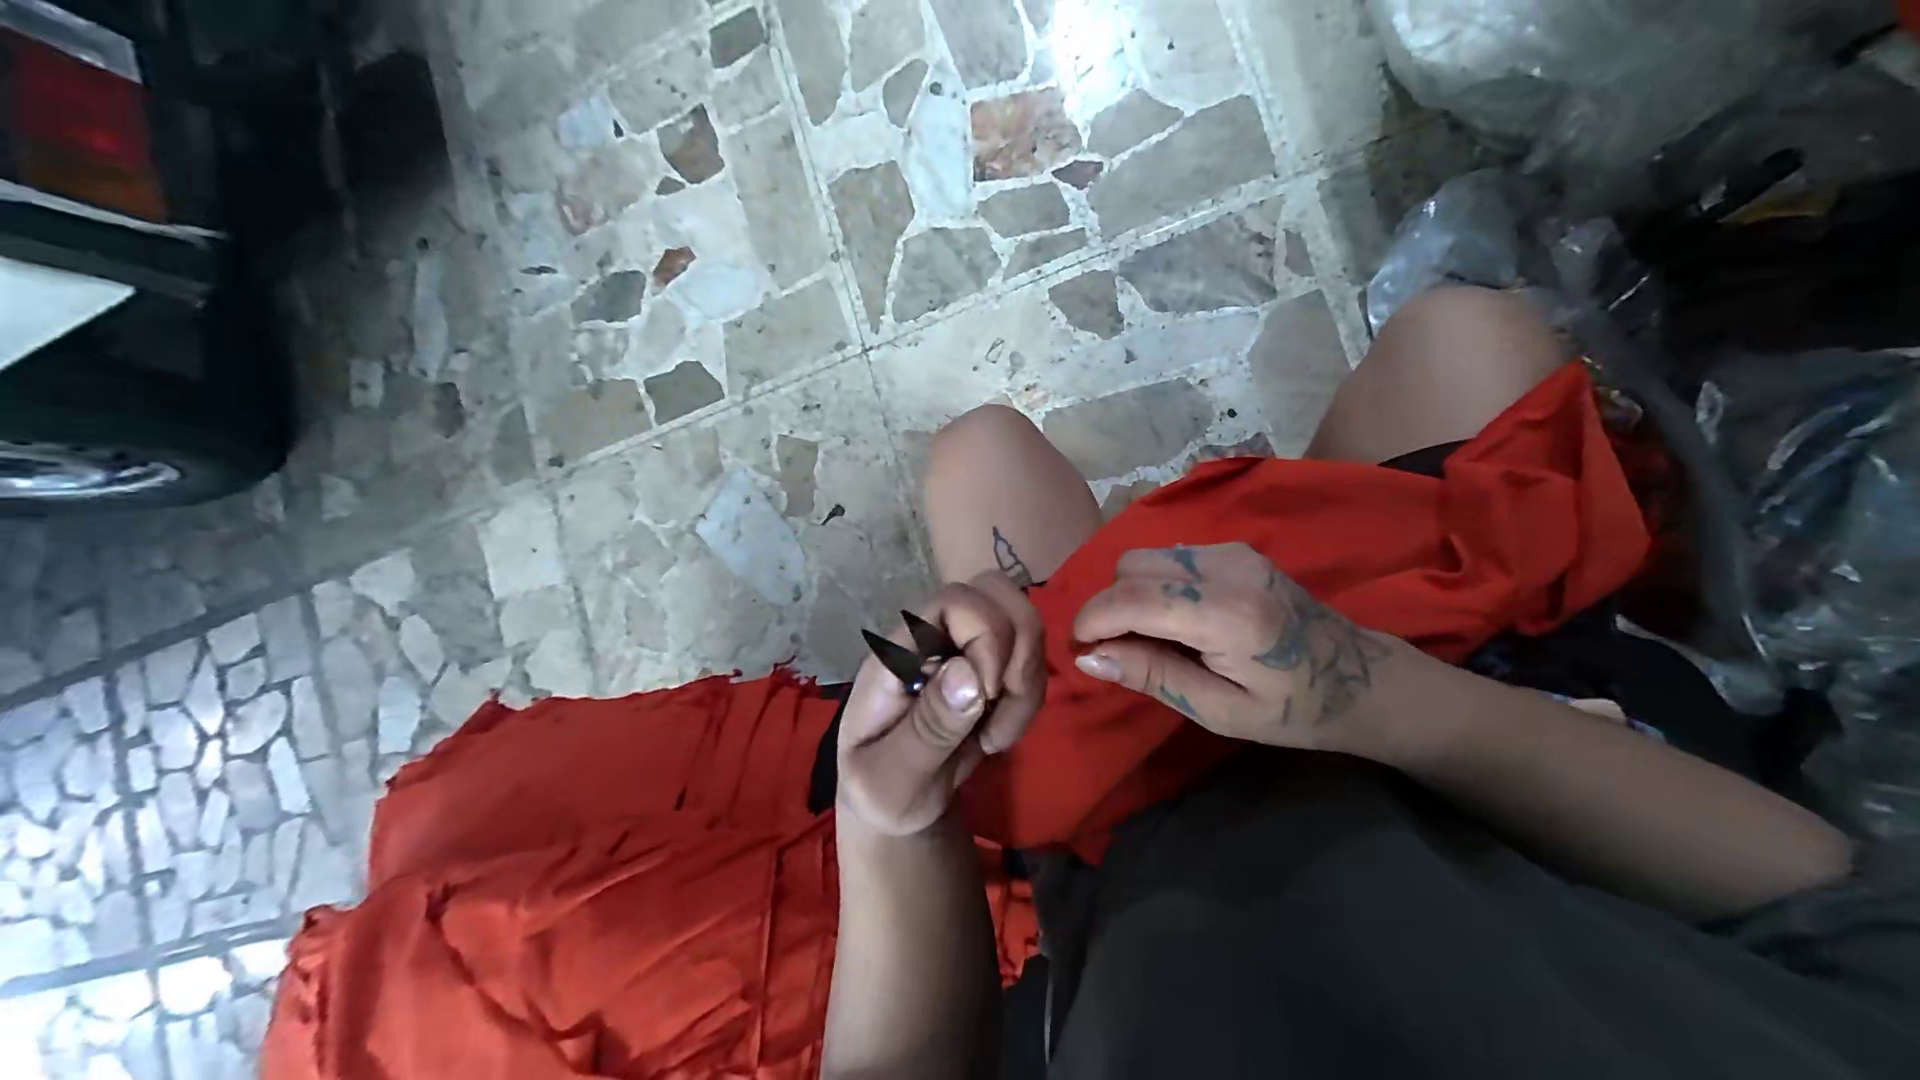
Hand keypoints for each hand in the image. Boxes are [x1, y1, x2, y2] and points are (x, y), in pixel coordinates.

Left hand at [838, 572, 1046, 835]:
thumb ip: (928, 729)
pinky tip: (1000, 731)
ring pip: (1023, 621)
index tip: (985, 695)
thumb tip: (969, 672)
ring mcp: (964, 648)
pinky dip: (1031, 695)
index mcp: (899, 653)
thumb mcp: (893, 780)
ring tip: (996, 731)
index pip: (955, 600)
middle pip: (997, 591)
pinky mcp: (989, 667)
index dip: (987, 637)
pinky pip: (1031, 658)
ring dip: (1027, 679)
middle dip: (1019, 650)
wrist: (896, 804)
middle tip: (999, 707)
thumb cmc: (881, 791)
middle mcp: (933, 637)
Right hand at [1072, 543, 1398, 749]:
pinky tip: (1173, 620)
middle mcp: (1228, 567)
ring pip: (1145, 557)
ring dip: (1129, 594)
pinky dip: (1152, 585)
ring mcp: (1232, 551)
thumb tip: (1087, 656)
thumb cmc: (1294, 710)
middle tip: (1117, 651)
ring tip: (1147, 638)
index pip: (1133, 598)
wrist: (1362, 680)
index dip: (1093, 620)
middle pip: (1131, 567)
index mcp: (1230, 614)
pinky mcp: (1233, 549)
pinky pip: (1168, 558)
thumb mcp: (1219, 711)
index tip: (1079, 650)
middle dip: (1109, 606)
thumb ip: (1152, 675)